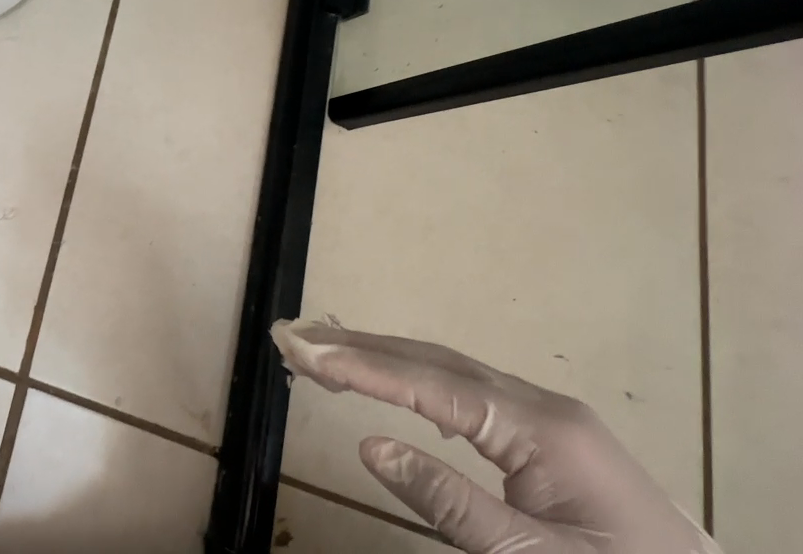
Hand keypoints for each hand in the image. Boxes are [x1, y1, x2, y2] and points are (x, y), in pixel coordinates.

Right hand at [272, 319, 720, 553]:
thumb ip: (452, 503)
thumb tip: (367, 443)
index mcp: (540, 427)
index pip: (427, 380)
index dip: (357, 364)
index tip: (298, 349)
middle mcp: (541, 406)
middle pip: (432, 359)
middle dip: (357, 346)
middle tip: (291, 337)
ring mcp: (548, 418)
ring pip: (446, 367)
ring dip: (379, 356)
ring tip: (320, 351)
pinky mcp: (550, 436)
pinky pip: (465, 389)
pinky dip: (411, 376)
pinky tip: (387, 380)